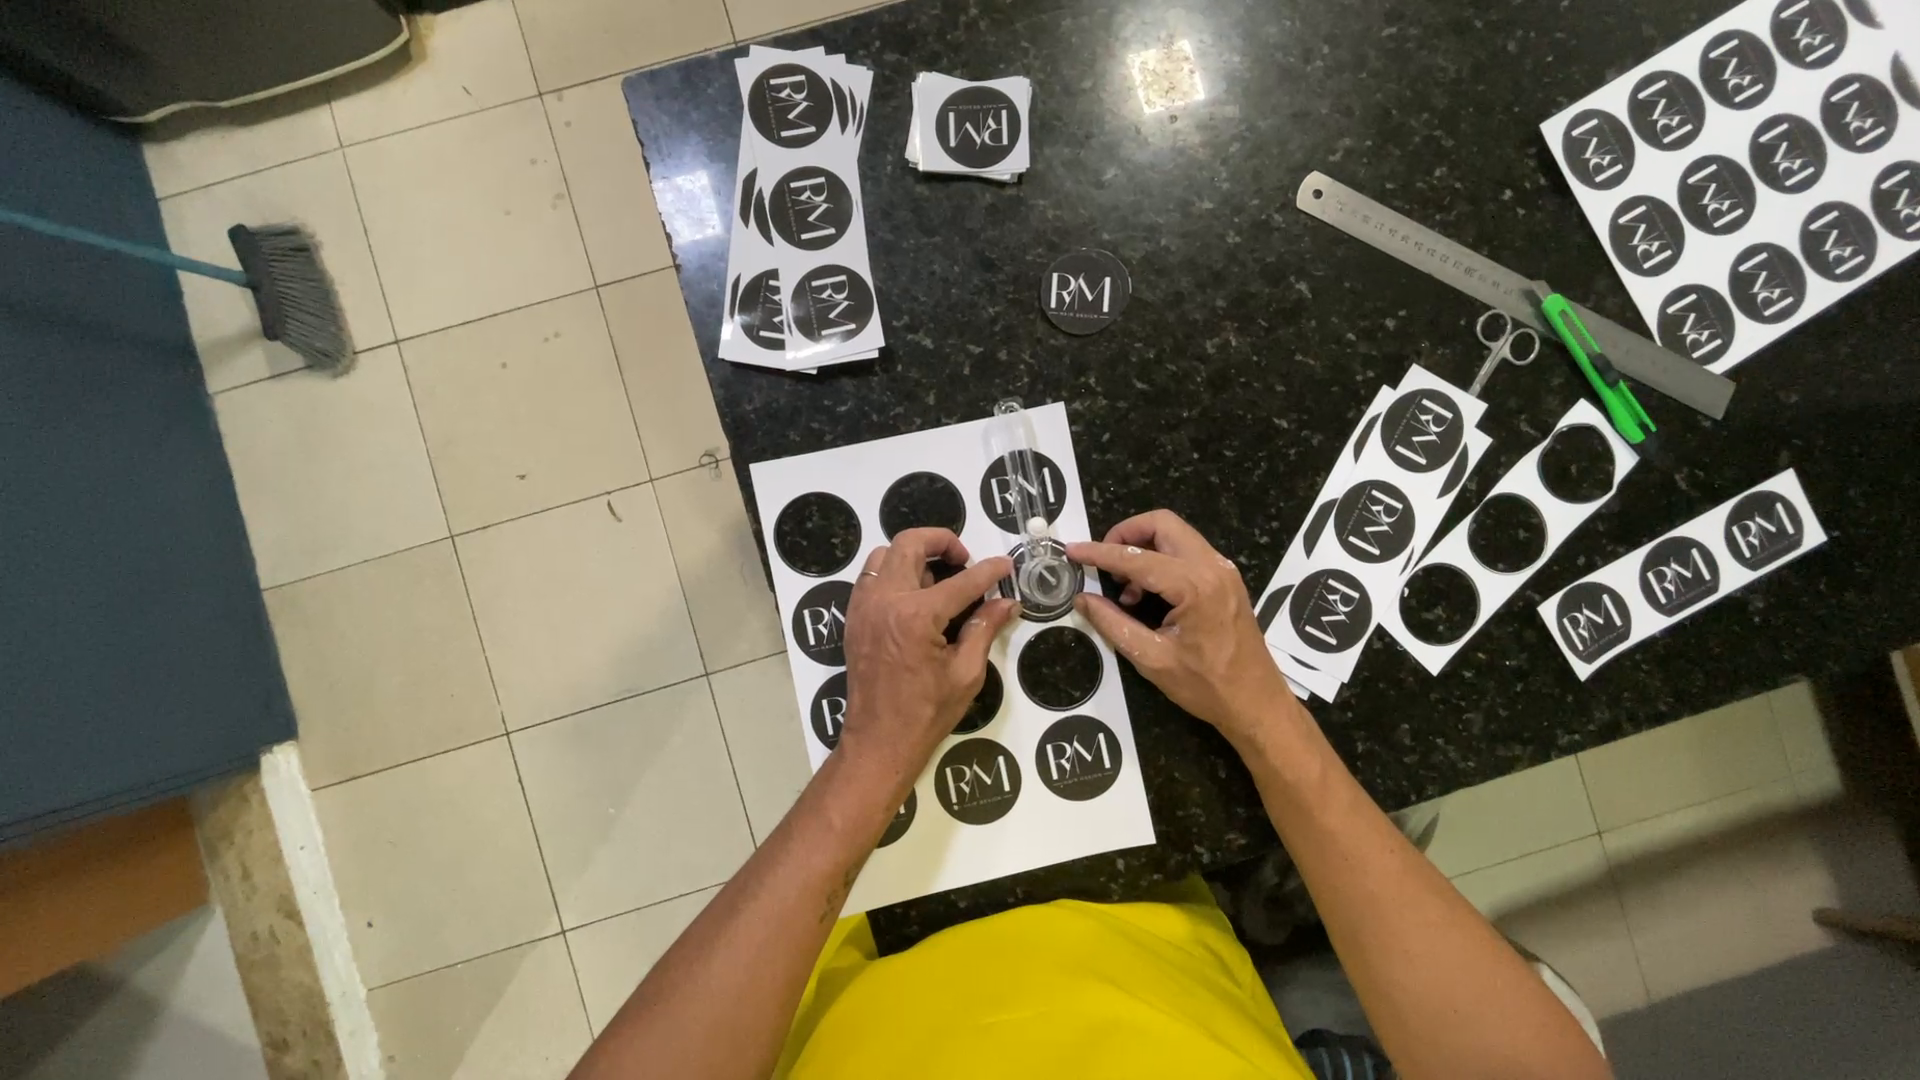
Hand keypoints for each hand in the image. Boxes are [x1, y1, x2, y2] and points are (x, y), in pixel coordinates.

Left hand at [839, 528, 1017, 794]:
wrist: (878, 741)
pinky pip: (870, 577)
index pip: (961, 581)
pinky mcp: (854, 617)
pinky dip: (892, 573)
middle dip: (942, 542)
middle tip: (964, 562)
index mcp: (917, 616)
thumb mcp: (965, 673)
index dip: (989, 571)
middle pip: (910, 544)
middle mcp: (885, 600)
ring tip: (938, 579)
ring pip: (884, 554)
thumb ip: (984, 628)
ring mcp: (864, 606)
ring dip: (914, 555)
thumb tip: (1007, 602)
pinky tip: (914, 596)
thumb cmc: (926, 713)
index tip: (1005, 566)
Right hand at [1067, 510, 1307, 746]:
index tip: (1072, 550)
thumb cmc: (1207, 687)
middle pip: (1162, 524)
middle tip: (1102, 560)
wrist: (1257, 704)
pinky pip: (1187, 552)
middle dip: (1126, 534)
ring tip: (1124, 588)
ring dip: (1144, 547)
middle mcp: (1212, 567)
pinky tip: (1146, 594)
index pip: (1137, 558)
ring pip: (1176, 534)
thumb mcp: (1151, 658)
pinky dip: (1161, 559)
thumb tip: (1082, 599)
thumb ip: (1113, 623)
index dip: (1100, 553)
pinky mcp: (1226, 580)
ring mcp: (1223, 571)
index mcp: (1195, 586)